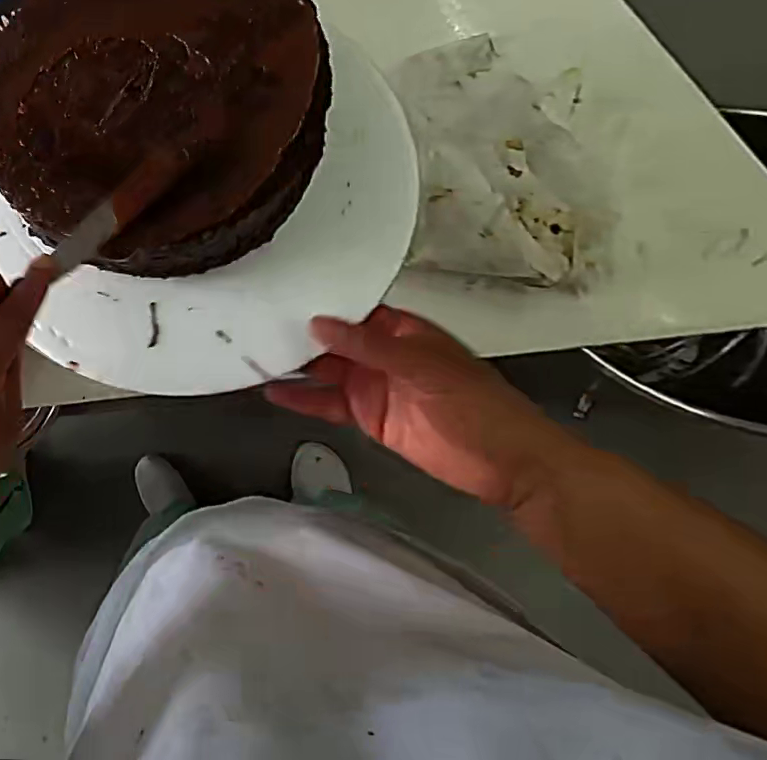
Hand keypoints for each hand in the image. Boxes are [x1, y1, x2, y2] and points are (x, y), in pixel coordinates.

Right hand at [265, 306, 582, 508]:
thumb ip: (370, 347)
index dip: (319, 304)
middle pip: (329, 340)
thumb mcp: (427, 369)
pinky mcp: (364, 415)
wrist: (512, 469)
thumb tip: (319, 325)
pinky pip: (324, 402)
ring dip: (291, 366)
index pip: (352, 311)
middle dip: (296, 335)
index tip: (280, 296)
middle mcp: (381, 356)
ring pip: (321, 370)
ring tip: (254, 358)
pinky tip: (274, 391)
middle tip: (254, 326)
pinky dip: (299, 397)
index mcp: (401, 334)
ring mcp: (371, 385)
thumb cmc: (484, 409)